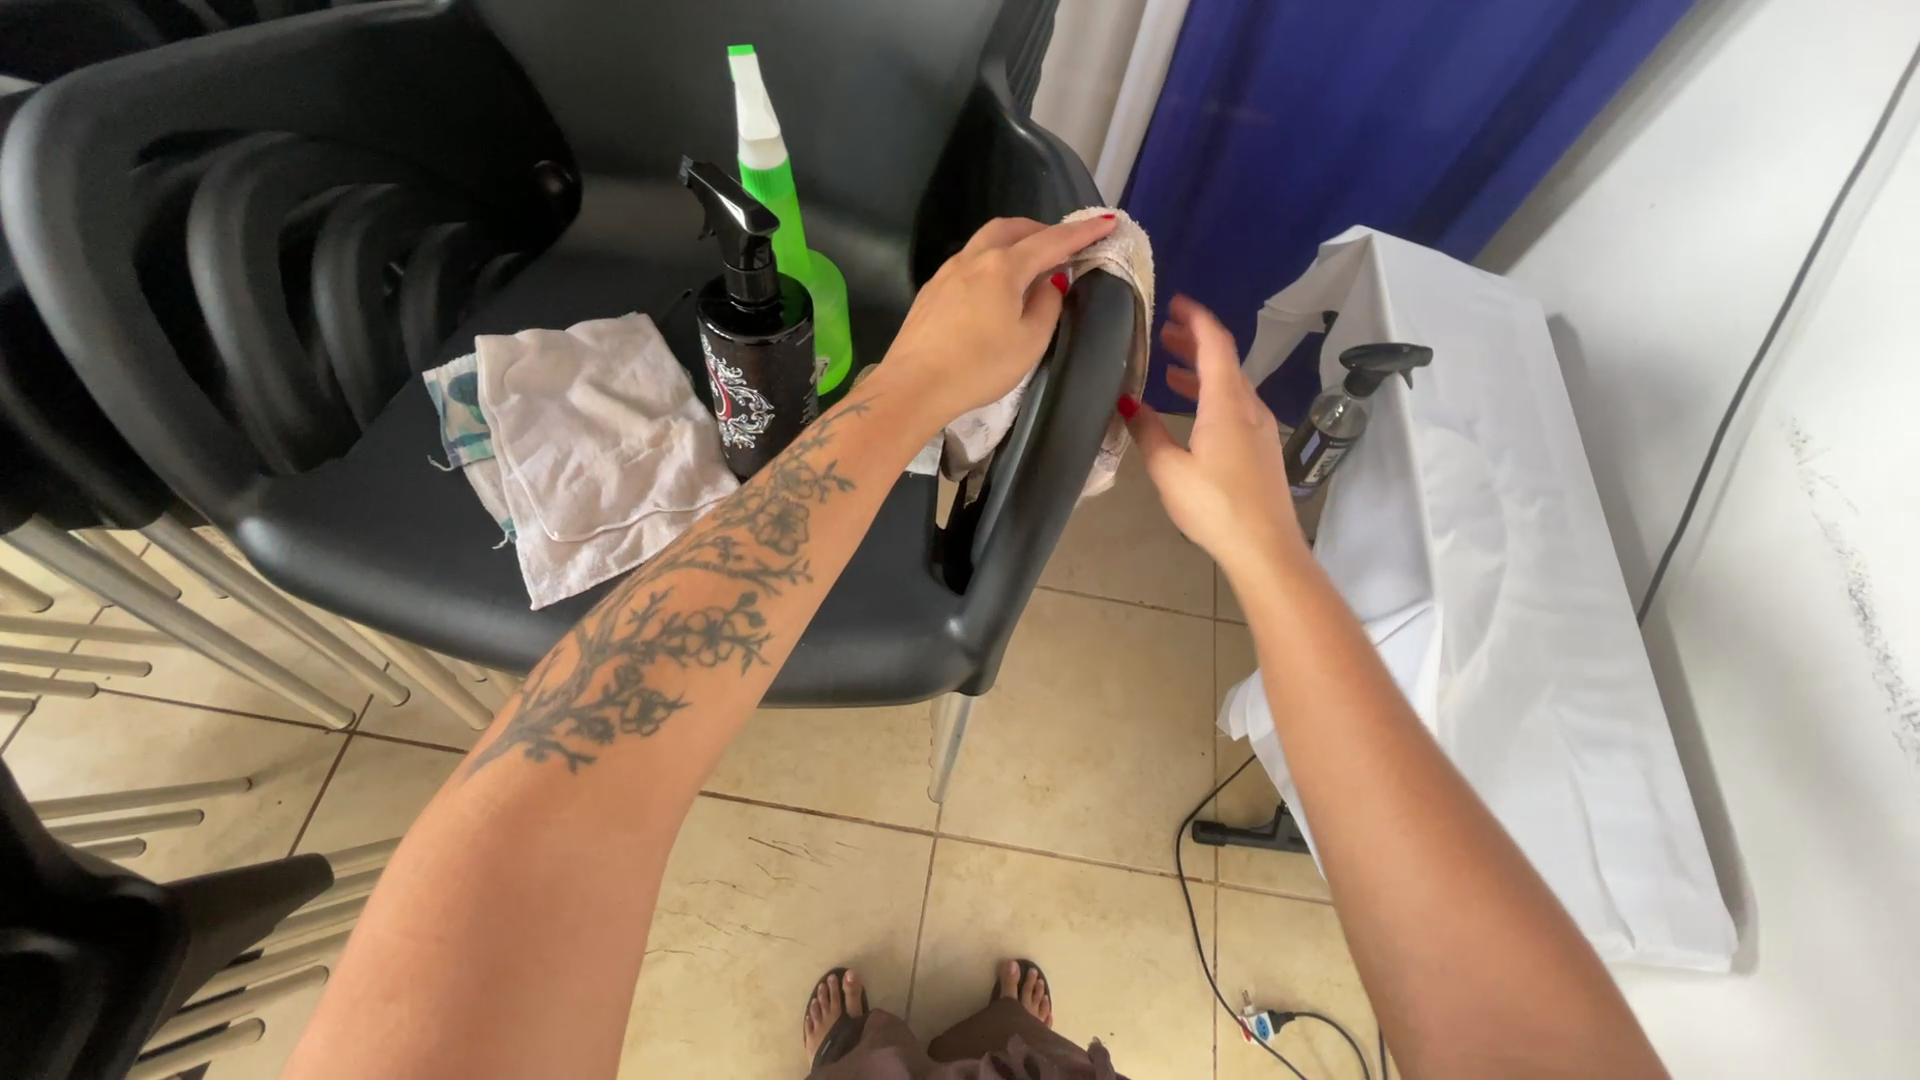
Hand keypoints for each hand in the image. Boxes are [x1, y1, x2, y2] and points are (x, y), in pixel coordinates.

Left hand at [881, 215, 1117, 425]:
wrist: (914, 386)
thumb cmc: (979, 367)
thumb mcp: (1029, 342)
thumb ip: (1047, 306)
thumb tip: (1049, 283)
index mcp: (1003, 267)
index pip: (1050, 242)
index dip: (1080, 233)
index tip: (1105, 223)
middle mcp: (972, 260)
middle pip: (1010, 229)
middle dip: (1039, 230)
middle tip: (1060, 245)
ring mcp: (946, 274)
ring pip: (983, 243)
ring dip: (1010, 244)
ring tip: (1027, 264)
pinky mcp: (929, 294)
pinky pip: (966, 265)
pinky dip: (988, 264)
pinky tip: (991, 289)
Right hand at [1120, 295, 1305, 577]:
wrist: (1265, 546)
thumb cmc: (1214, 505)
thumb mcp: (1169, 470)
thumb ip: (1147, 432)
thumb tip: (1128, 402)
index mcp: (1225, 403)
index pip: (1215, 344)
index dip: (1196, 318)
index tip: (1175, 302)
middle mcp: (1248, 406)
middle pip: (1225, 360)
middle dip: (1194, 341)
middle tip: (1164, 332)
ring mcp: (1260, 427)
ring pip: (1231, 384)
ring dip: (1202, 370)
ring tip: (1171, 369)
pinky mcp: (1262, 447)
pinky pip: (1236, 405)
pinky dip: (1212, 394)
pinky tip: (1194, 412)